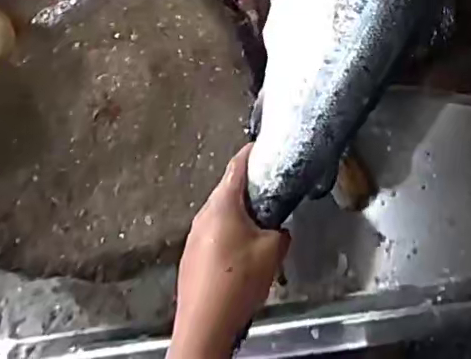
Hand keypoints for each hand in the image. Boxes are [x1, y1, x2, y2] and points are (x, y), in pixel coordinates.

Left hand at [170, 145, 290, 358]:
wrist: (205, 325)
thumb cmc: (238, 281)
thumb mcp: (272, 252)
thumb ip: (280, 232)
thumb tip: (279, 230)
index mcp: (222, 203)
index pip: (237, 165)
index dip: (250, 153)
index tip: (261, 146)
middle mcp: (204, 213)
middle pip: (228, 190)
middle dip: (248, 191)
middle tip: (269, 193)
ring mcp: (194, 235)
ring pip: (220, 214)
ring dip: (238, 217)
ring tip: (258, 231)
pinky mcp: (190, 256)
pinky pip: (212, 235)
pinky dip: (227, 236)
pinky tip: (240, 258)